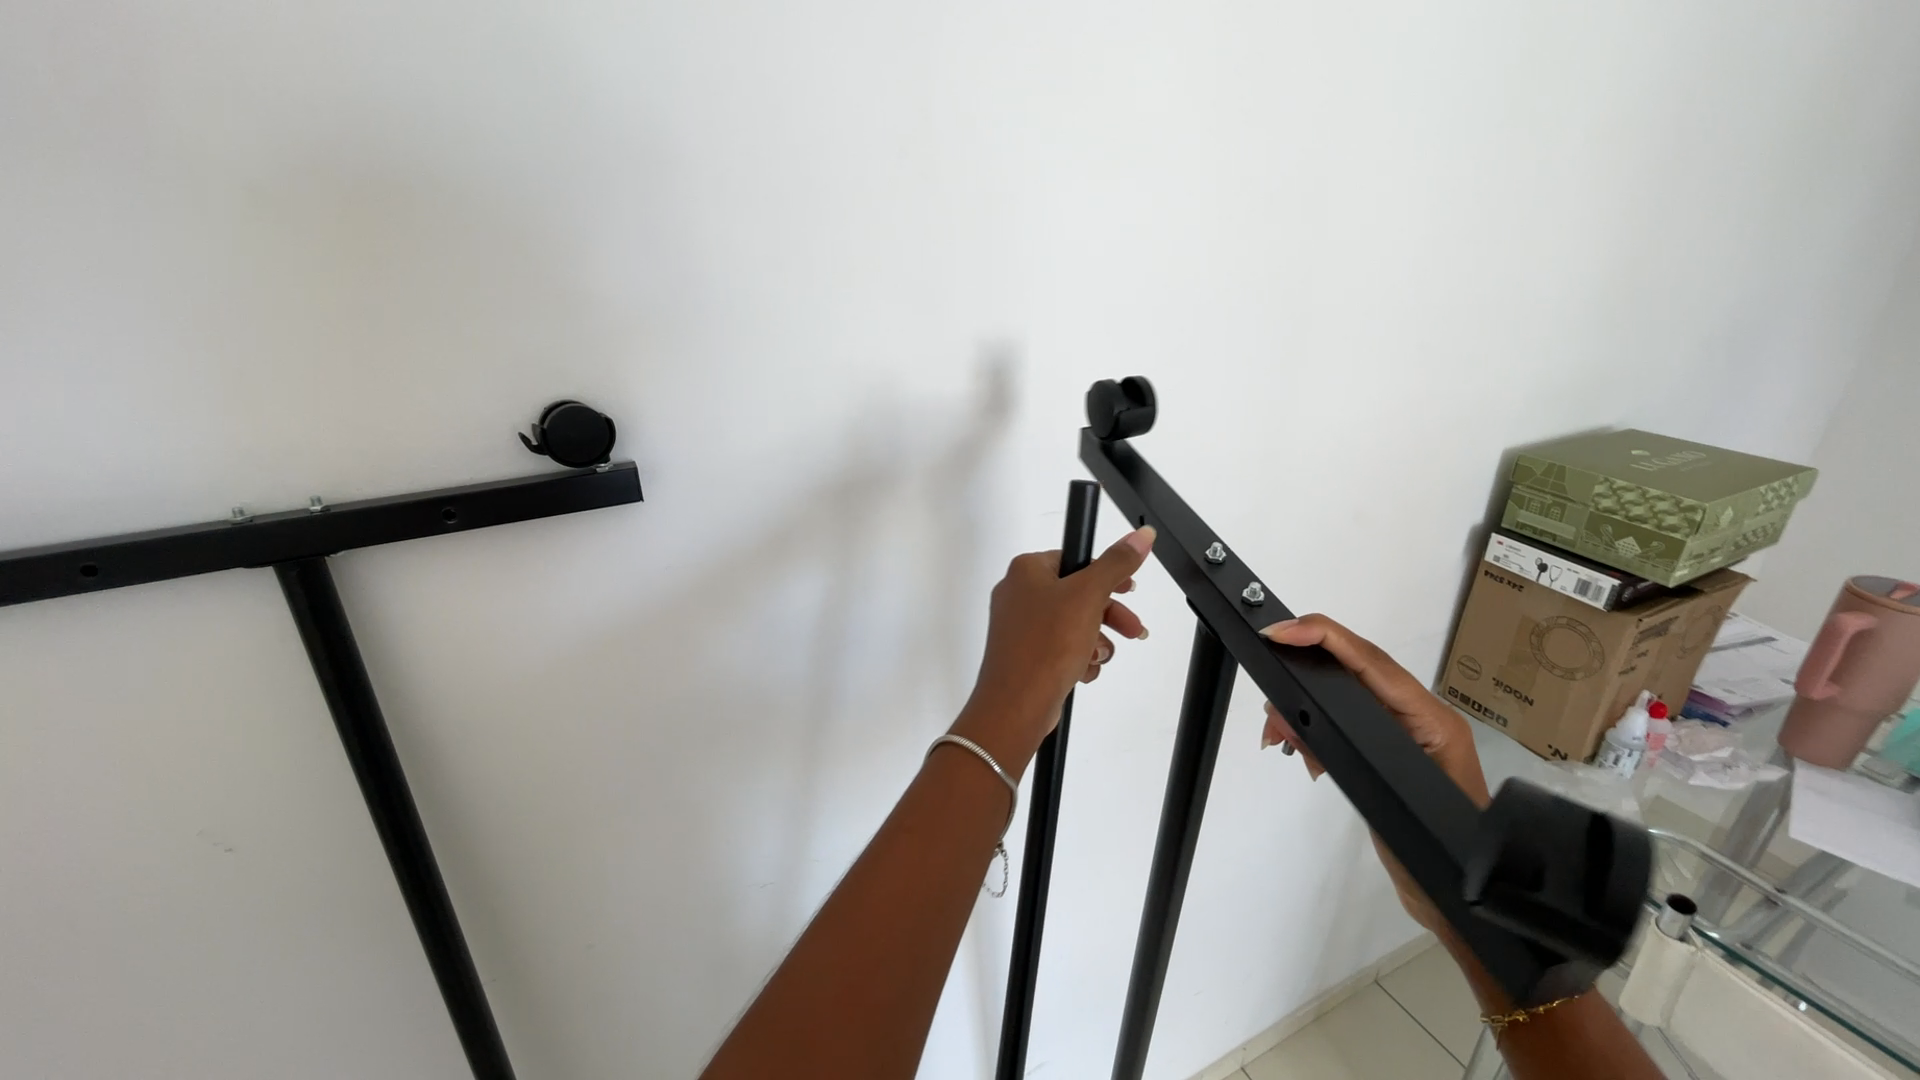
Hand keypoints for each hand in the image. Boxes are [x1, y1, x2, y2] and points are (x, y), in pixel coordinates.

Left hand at [952, 526, 1155, 775]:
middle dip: (1109, 615)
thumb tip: (1141, 536)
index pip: (1076, 560)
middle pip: (1078, 595)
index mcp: (1027, 570)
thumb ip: (1117, 564)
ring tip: (1099, 656)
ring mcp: (1020, 627)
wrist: (1017, 704)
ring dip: (1096, 640)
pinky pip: (1061, 649)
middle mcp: (1019, 595)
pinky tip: (1083, 671)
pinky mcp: (1025, 654)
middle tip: (1133, 630)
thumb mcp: (1089, 596)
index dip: (1107, 575)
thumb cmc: (1045, 646)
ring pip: (1073, 625)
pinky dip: (1079, 658)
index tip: (1130, 588)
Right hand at [1258, 613, 1489, 932]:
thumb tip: (1294, 723)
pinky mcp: (1388, 745)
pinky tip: (1297, 743)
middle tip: (1268, 702)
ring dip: (1301, 705)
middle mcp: (1418, 716)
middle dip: (1301, 673)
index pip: (1371, 661)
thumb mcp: (1390, 797)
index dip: (1323, 636)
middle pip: (1351, 668)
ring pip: (1341, 693)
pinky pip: (1342, 718)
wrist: (1458, 899)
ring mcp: (1404, 730)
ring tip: (1277, 732)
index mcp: (1431, 720)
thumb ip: (1342, 756)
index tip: (1279, 632)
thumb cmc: (1438, 854)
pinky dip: (1312, 726)